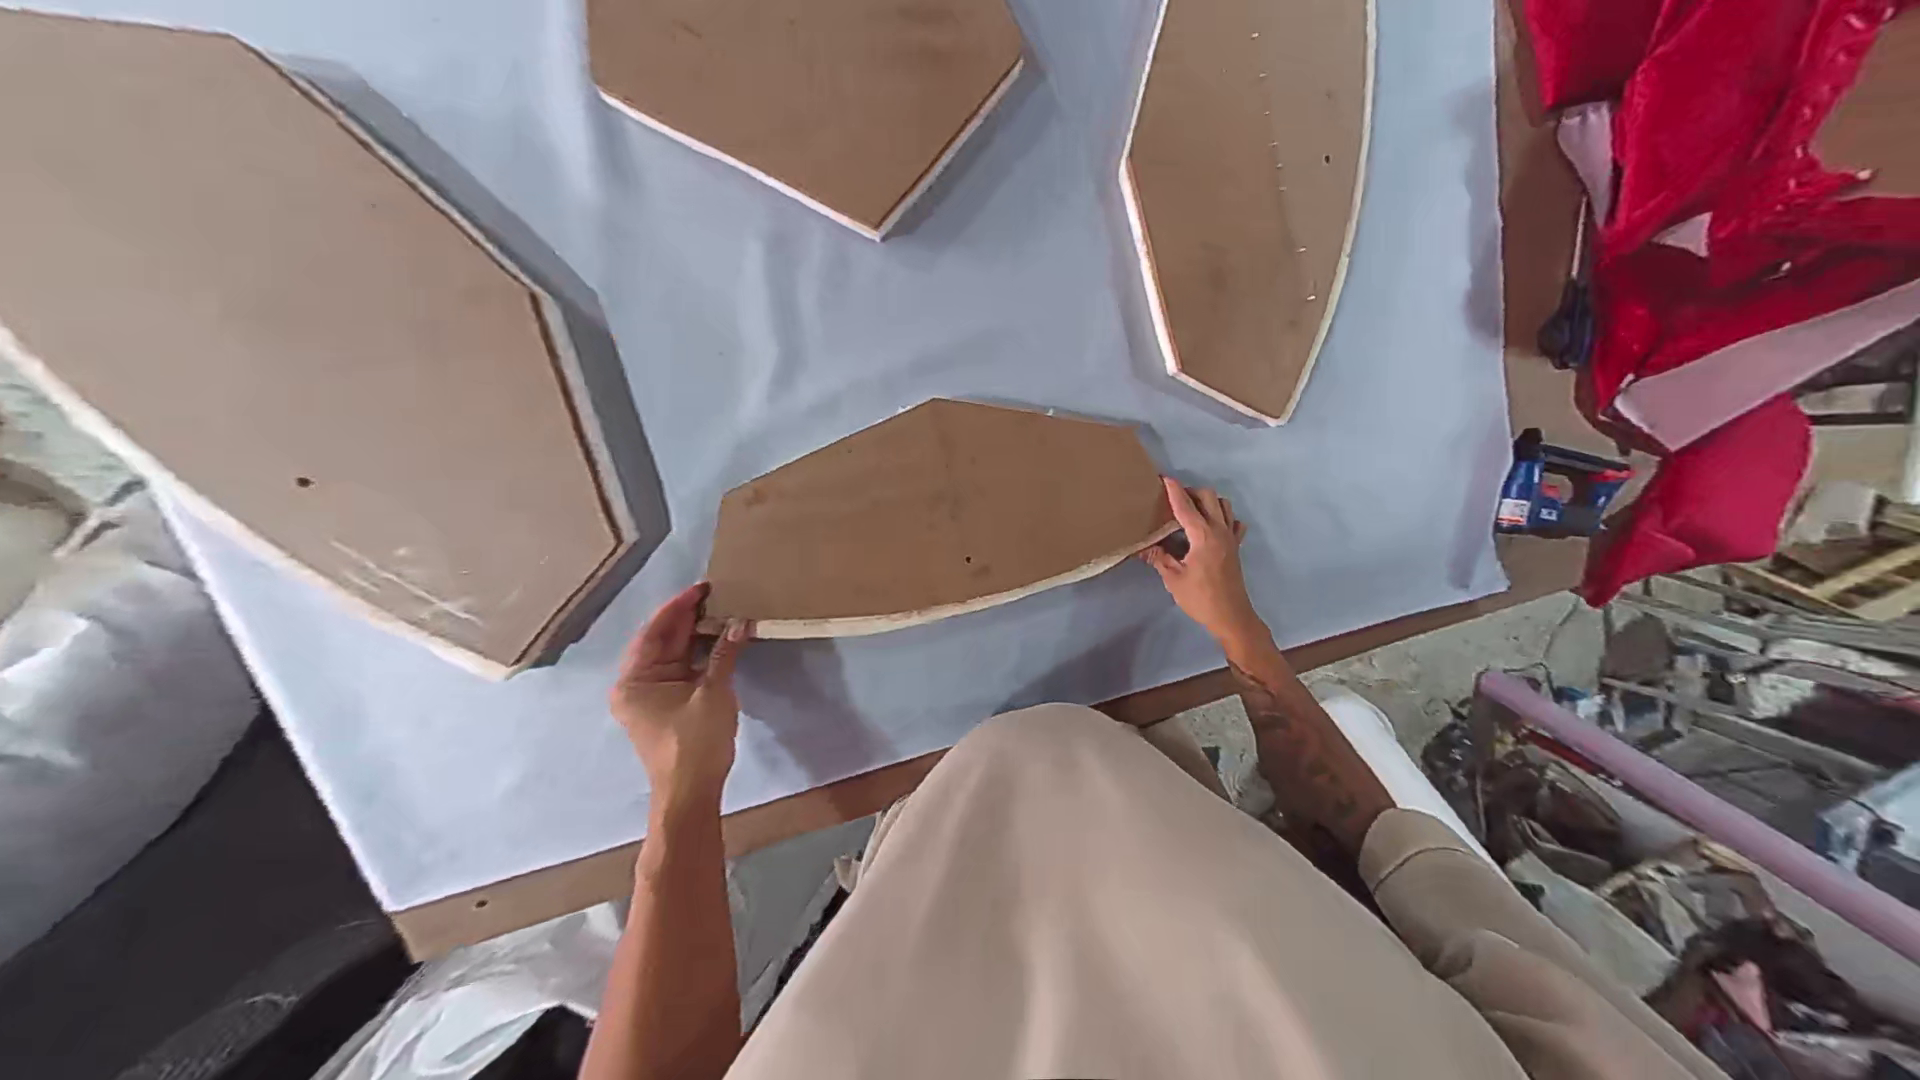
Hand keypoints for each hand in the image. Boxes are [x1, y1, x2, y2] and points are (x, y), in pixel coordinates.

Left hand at [612, 583, 749, 803]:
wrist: (692, 791)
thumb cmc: (694, 741)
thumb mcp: (713, 692)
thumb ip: (724, 654)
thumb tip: (740, 622)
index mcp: (634, 679)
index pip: (656, 631)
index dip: (680, 607)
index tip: (703, 588)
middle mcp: (637, 683)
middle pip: (664, 641)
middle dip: (690, 618)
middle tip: (718, 595)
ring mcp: (653, 695)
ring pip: (676, 654)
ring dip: (697, 635)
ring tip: (723, 611)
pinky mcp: (670, 704)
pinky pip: (684, 669)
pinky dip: (701, 654)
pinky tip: (720, 639)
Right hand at [1141, 478, 1270, 660]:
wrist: (1231, 616)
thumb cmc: (1200, 597)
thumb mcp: (1173, 578)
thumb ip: (1158, 557)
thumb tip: (1140, 547)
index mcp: (1203, 536)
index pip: (1186, 506)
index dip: (1173, 491)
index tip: (1163, 478)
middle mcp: (1220, 530)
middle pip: (1208, 497)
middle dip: (1190, 492)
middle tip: (1173, 499)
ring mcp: (1231, 538)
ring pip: (1223, 506)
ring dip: (1207, 502)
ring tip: (1190, 510)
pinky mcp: (1236, 547)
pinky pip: (1234, 523)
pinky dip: (1223, 518)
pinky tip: (1211, 527)